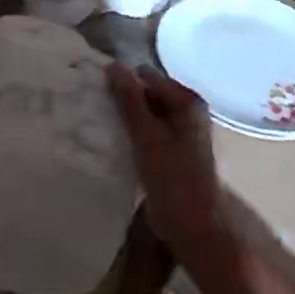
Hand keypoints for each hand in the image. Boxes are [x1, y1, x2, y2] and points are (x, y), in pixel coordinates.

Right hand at [107, 64, 229, 251]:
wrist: (198, 229)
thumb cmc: (174, 178)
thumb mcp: (147, 135)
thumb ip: (130, 99)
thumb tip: (113, 65)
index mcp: (186, 100)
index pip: (146, 76)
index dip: (122, 81)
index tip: (97, 91)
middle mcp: (188, 111)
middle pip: (149, 94)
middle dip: (124, 99)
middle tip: (96, 108)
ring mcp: (183, 133)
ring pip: (148, 115)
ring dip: (128, 118)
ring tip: (102, 123)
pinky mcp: (175, 153)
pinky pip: (150, 133)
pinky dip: (135, 135)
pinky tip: (116, 142)